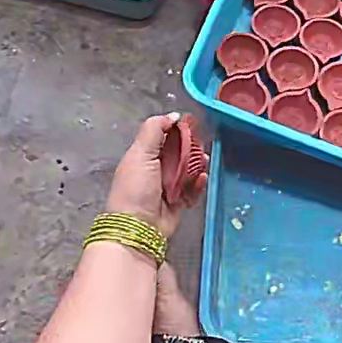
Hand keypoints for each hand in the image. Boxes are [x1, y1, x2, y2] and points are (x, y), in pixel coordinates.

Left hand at [106, 113, 206, 237]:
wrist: (139, 227)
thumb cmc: (137, 188)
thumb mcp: (140, 153)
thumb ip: (154, 130)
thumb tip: (173, 115)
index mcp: (143, 156)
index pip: (163, 137)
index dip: (177, 130)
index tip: (192, 126)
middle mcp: (155, 170)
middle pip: (179, 153)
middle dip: (191, 148)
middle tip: (201, 146)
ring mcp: (168, 187)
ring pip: (188, 171)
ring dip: (198, 165)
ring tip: (205, 162)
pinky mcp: (179, 203)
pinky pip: (193, 190)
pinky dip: (199, 184)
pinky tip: (203, 179)